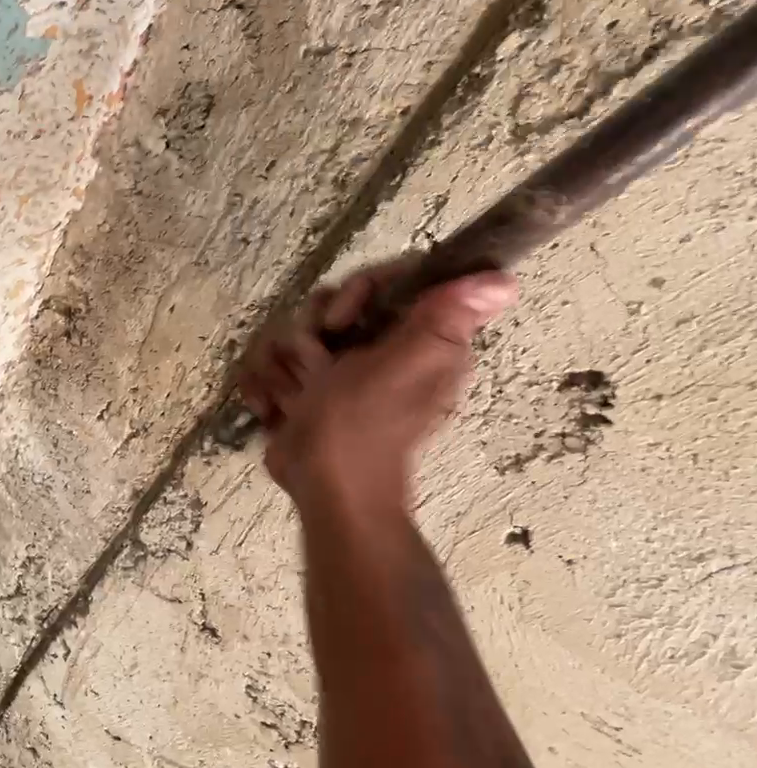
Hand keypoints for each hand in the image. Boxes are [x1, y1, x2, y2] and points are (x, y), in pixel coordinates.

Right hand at [239, 260, 517, 512]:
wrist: (325, 487)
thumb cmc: (362, 429)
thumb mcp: (402, 368)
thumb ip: (442, 321)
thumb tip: (504, 280)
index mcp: (419, 338)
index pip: (389, 280)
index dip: (354, 290)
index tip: (337, 321)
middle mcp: (379, 348)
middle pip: (325, 306)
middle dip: (305, 338)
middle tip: (313, 368)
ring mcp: (336, 370)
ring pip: (288, 336)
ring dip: (280, 369)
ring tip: (291, 399)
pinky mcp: (302, 389)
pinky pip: (269, 365)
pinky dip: (264, 388)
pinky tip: (273, 409)